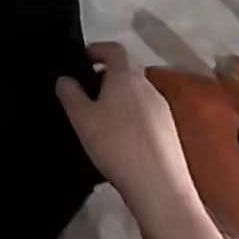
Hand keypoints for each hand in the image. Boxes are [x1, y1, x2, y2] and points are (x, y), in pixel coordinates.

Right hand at [56, 42, 195, 209]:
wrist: (160, 189)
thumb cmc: (115, 144)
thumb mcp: (80, 117)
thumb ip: (69, 92)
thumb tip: (66, 79)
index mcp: (126, 76)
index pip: (114, 49)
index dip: (96, 49)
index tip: (81, 60)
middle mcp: (149, 88)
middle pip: (126, 72)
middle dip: (105, 77)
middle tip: (85, 93)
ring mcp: (164, 111)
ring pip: (136, 95)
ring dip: (119, 99)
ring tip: (100, 120)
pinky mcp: (172, 134)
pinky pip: (146, 115)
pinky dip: (131, 118)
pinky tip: (120, 142)